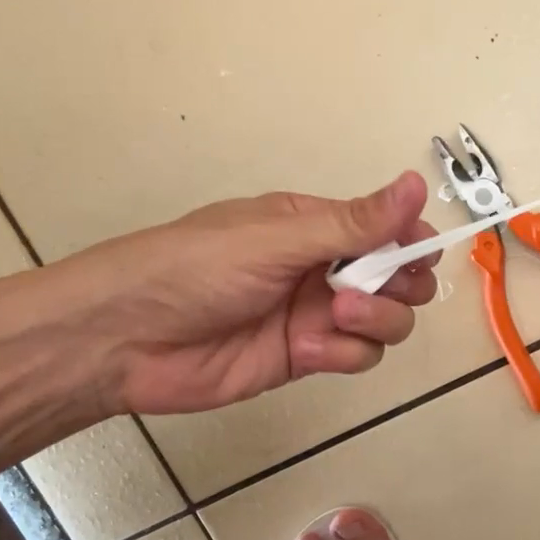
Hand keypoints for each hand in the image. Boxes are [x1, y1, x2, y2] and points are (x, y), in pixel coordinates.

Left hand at [41, 172, 440, 414]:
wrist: (121, 342)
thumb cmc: (191, 270)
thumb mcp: (275, 239)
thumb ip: (352, 223)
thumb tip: (418, 182)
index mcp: (316, 226)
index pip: (389, 229)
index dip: (412, 242)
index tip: (416, 256)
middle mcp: (325, 267)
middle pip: (401, 278)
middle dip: (400, 286)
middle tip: (369, 290)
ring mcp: (320, 314)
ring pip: (390, 320)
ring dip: (375, 320)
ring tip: (334, 319)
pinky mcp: (311, 356)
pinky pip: (360, 356)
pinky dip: (344, 354)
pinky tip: (309, 351)